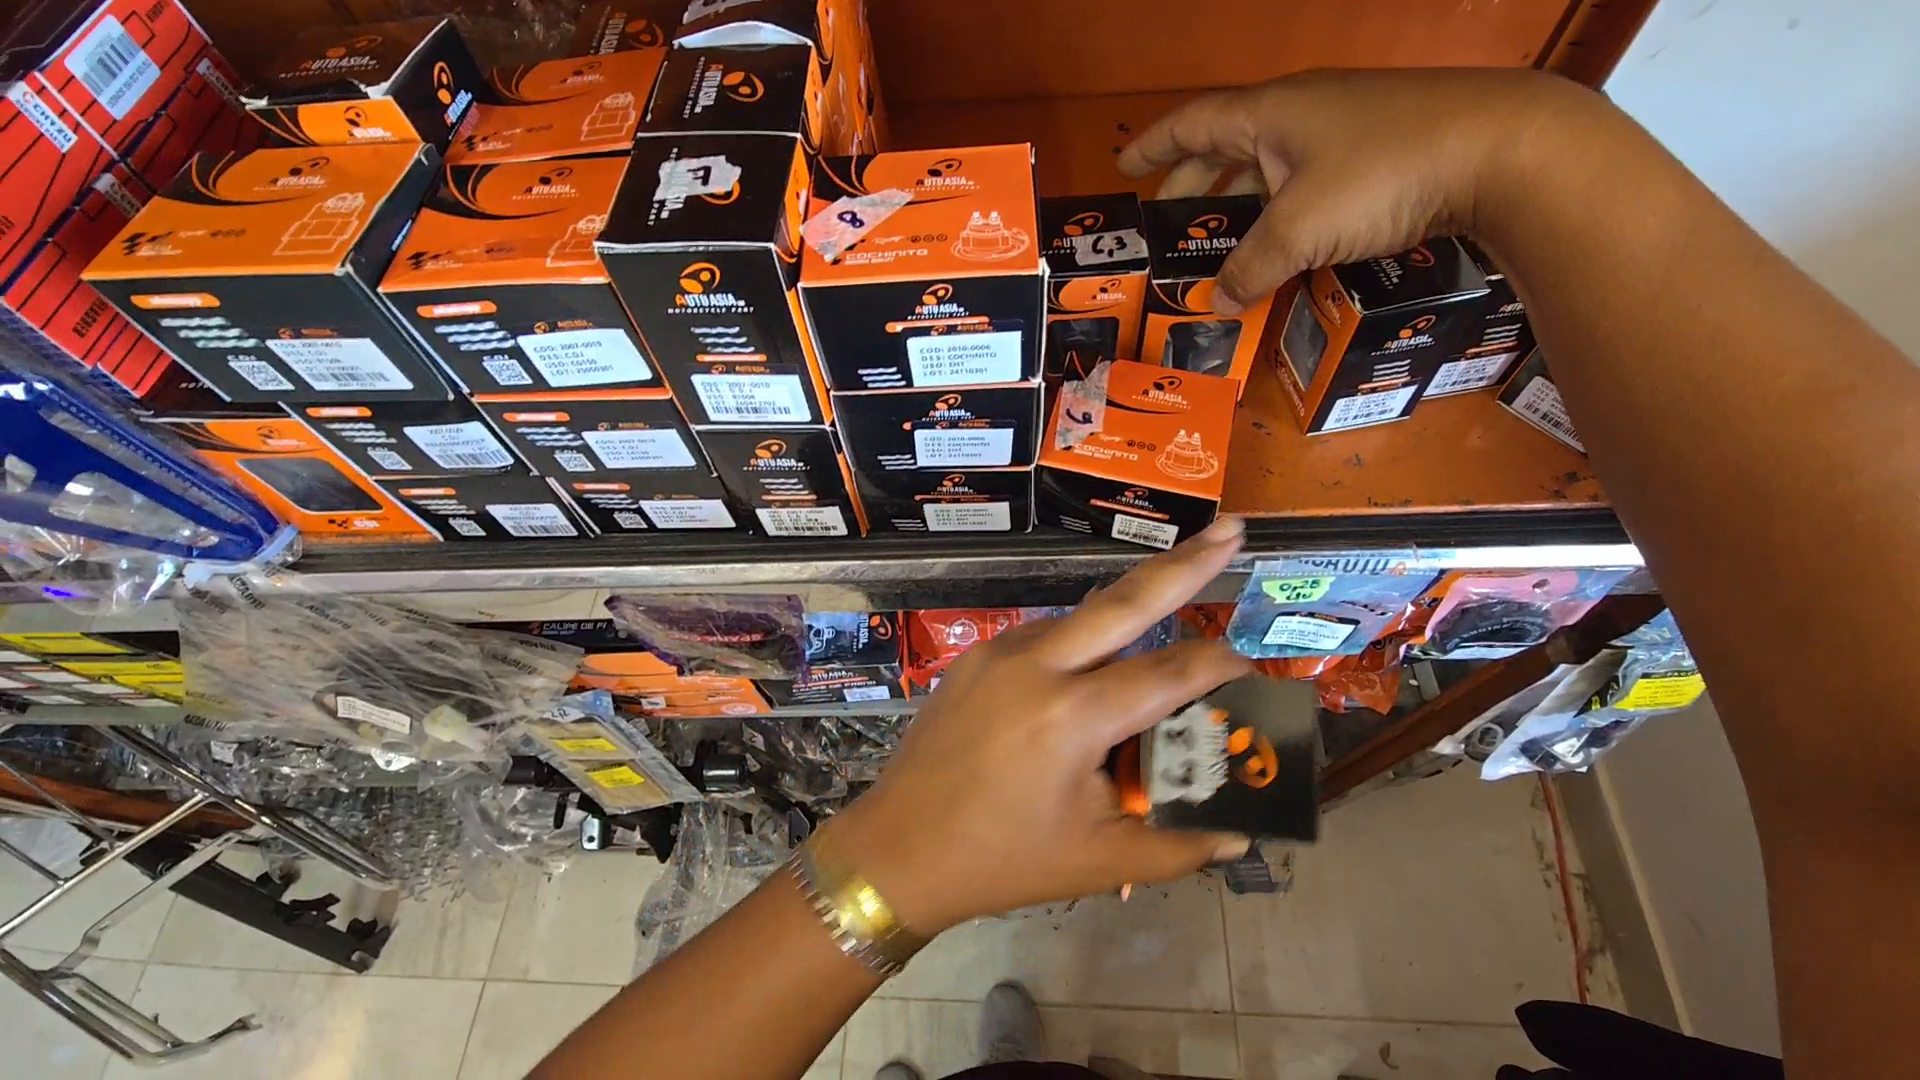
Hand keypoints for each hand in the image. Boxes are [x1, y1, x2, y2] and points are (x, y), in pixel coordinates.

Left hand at [821, 518, 1255, 933]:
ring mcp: (999, 652)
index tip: (1250, 668)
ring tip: (1175, 596)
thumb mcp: (1099, 860)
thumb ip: (1178, 845)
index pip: (1169, 675)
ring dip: (1130, 609)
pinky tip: (1097, 664)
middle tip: (1234, 527)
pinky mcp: (976, 656)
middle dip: (1185, 561)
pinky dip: (1082, 641)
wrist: (897, 849)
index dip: (1219, 667)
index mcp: (1072, 715)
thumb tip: (1241, 836)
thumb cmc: (1003, 860)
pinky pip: (1046, 636)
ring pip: (1083, 616)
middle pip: (1125, 600)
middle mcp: (1036, 664)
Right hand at [1117, 67, 1602, 313]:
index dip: (1154, 147)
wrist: (1502, 149)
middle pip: (1227, 146)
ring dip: (1238, 204)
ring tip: (1218, 244)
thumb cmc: (1381, 174)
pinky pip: (1304, 184)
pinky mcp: (1377, 154)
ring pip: (1269, 167)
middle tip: (1169, 223)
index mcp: (1269, 114)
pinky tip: (1281, 246)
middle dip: (1191, 184)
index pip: (1192, 124)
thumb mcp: (1300, 228)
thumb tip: (1218, 303)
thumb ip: (1250, 267)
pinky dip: (1279, 214)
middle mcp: (1300, 113)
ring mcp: (1342, 131)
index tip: (1123, 168)